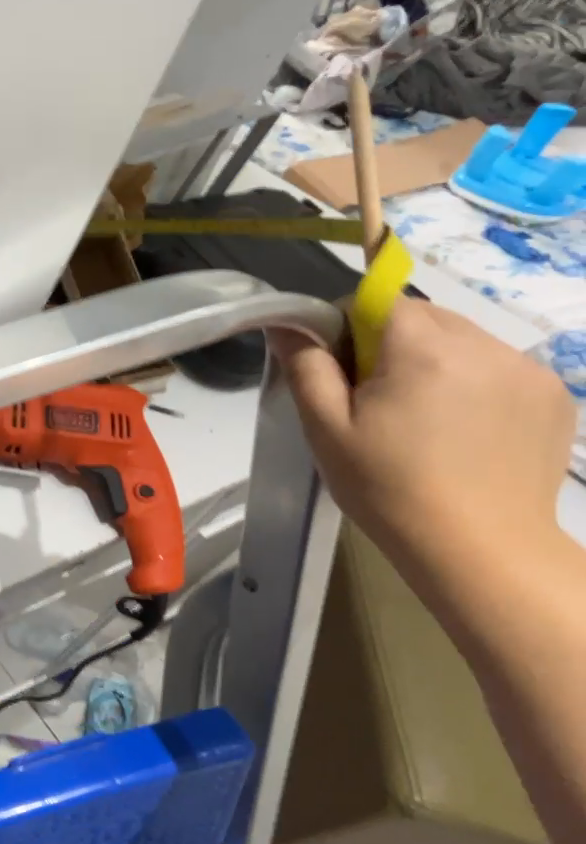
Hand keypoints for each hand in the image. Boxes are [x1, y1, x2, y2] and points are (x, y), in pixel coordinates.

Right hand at [272, 298, 575, 577]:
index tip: (336, 367)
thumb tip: (288, 323)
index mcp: (424, 351)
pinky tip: (459, 429)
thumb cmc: (385, 485)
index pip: (381, 299)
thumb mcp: (326, 427)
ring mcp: (530, 371)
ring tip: (419, 418)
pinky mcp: (555, 396)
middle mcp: (486, 347)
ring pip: (463, 339)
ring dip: (432, 360)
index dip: (349, 324)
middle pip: (425, 315)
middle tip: (371, 398)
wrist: (478, 544)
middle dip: (390, 341)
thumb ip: (308, 366)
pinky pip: (498, 367)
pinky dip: (471, 382)